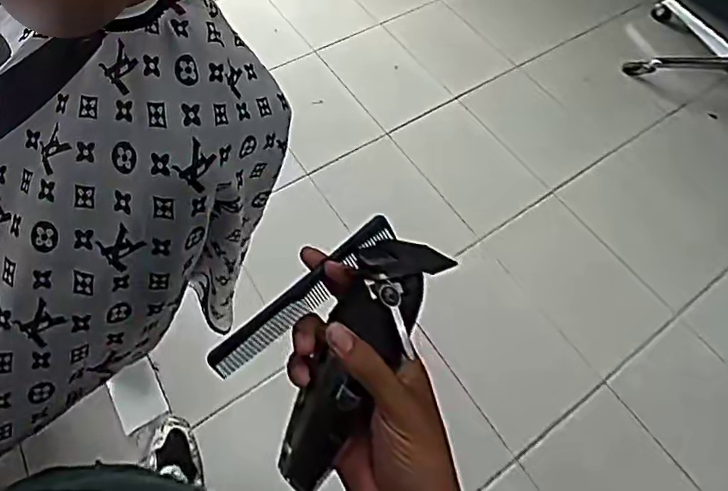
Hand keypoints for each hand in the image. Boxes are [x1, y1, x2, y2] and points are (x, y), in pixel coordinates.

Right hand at [288, 247, 461, 490]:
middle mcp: (370, 366)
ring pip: (318, 347)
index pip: (370, 305)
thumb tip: (339, 332)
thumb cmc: (427, 465)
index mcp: (395, 356)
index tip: (324, 262)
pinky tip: (303, 378)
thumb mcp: (402, 405)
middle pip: (335, 323)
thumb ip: (369, 365)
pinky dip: (299, 372)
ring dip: (305, 346)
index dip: (348, 279)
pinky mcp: (331, 410)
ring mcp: (350, 387)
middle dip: (316, 319)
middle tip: (309, 332)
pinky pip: (308, 379)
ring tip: (304, 358)